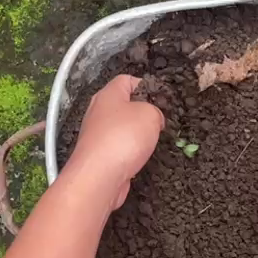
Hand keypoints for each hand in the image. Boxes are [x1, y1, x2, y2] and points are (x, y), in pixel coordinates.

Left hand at [64, 74, 165, 207]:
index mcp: (108, 94)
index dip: (146, 86)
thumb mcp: (150, 114)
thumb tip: (154, 118)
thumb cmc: (123, 138)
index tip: (161, 99)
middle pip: (124, 104)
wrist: (98, 177)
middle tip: (159, 122)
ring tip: (151, 142)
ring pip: (121, 127)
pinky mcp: (98, 154)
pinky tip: (138, 158)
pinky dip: (129, 151)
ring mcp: (96, 134)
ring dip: (137, 134)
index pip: (127, 80)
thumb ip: (155, 109)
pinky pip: (118, 147)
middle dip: (143, 112)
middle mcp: (98, 111)